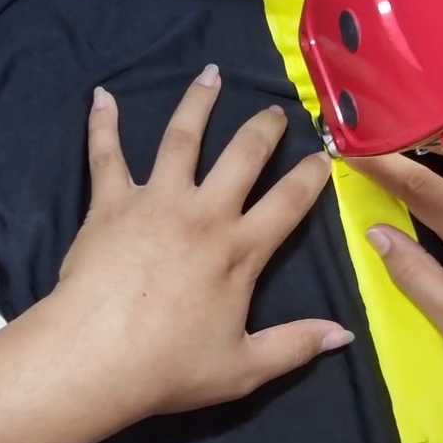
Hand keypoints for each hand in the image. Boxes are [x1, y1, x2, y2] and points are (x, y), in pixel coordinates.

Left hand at [42, 65, 350, 423]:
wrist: (96, 356)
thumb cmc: (169, 366)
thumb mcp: (244, 368)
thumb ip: (296, 346)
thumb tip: (346, 336)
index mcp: (240, 250)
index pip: (288, 202)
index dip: (310, 176)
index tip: (323, 155)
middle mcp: (205, 213)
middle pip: (243, 156)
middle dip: (263, 129)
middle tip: (275, 110)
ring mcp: (156, 201)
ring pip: (182, 138)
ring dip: (199, 103)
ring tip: (211, 74)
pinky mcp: (111, 202)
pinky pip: (106, 154)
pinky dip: (103, 123)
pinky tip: (101, 95)